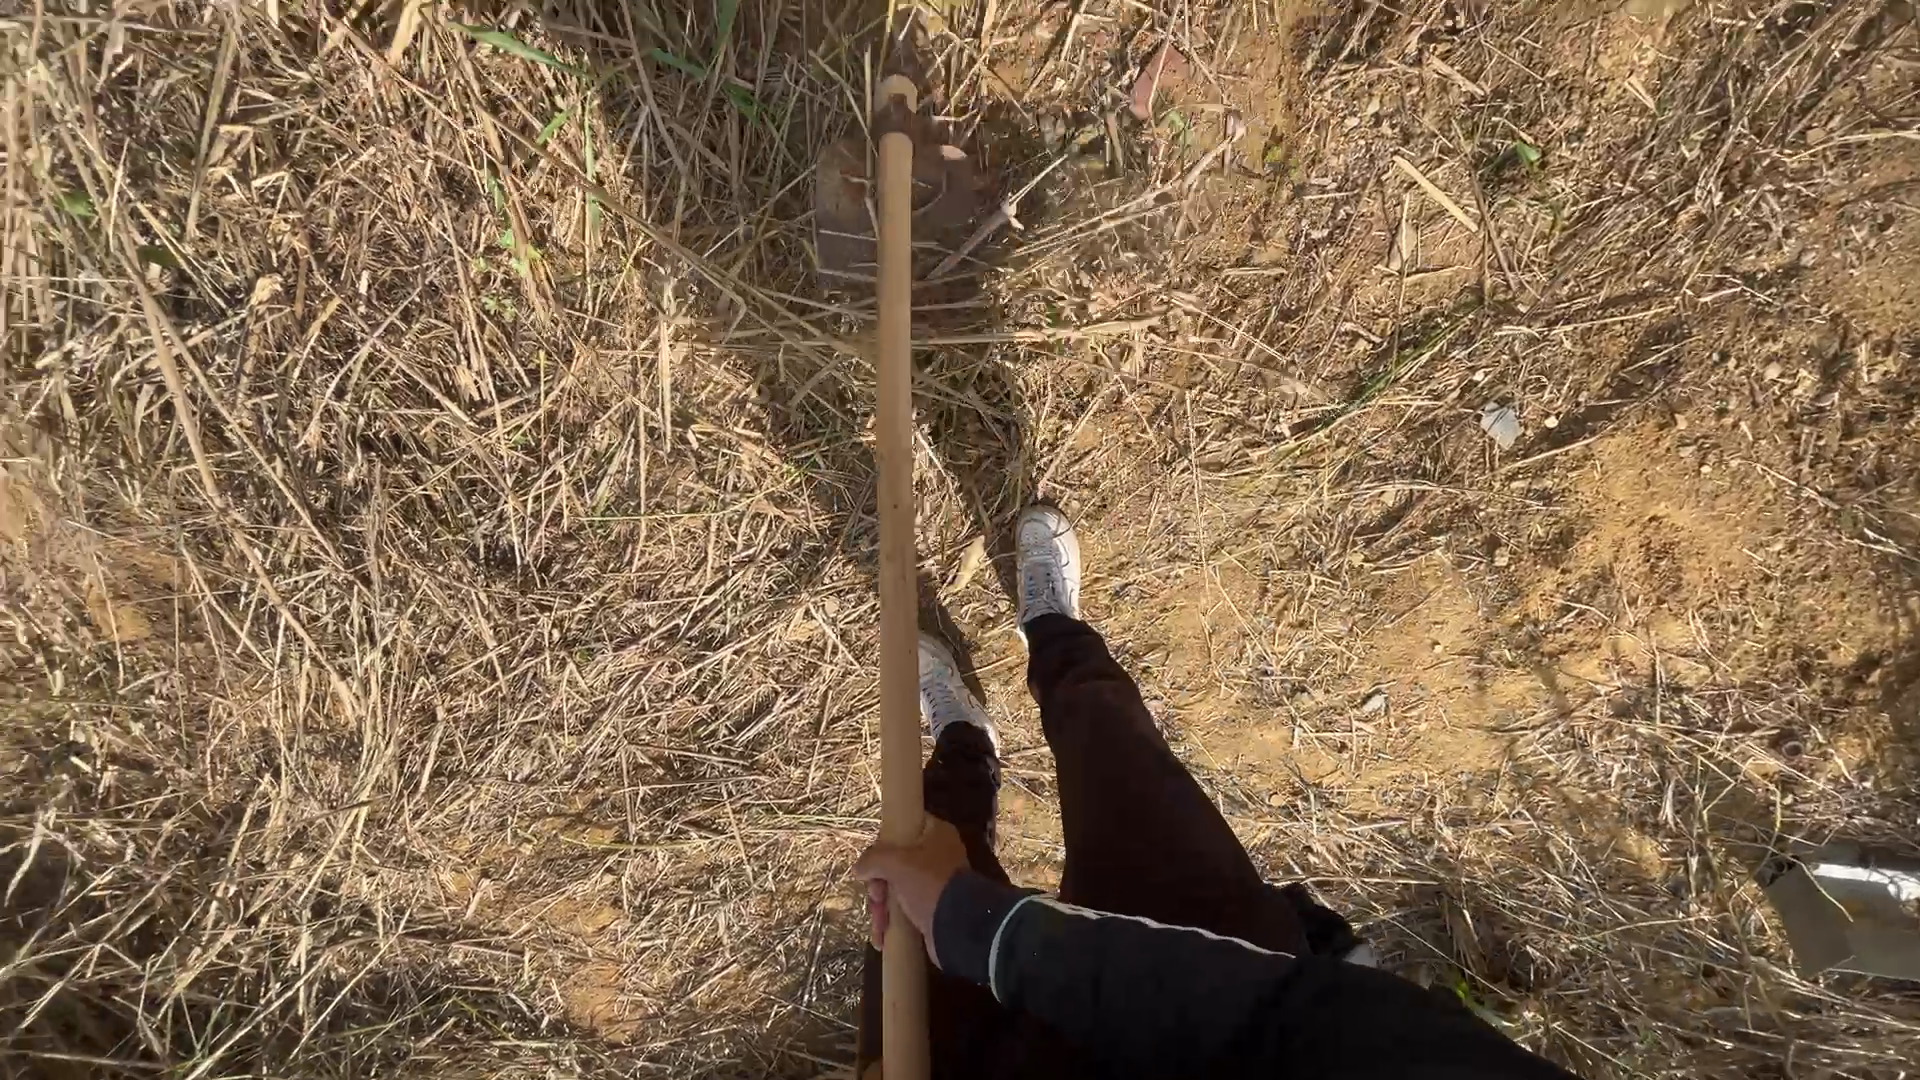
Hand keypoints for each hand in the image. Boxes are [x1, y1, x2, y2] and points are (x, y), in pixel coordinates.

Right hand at [854, 814, 969, 966]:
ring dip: (882, 906)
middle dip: (878, 883)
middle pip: (894, 861)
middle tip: (876, 897)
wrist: (959, 927)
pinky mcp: (932, 906)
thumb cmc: (930, 884)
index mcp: (935, 832)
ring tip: (879, 924)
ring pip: (896, 886)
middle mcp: (937, 853)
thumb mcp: (897, 864)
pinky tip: (882, 936)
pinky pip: (904, 908)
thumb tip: (859, 868)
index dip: (883, 843)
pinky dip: (891, 920)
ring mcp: (934, 881)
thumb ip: (874, 859)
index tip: (872, 862)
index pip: (902, 827)